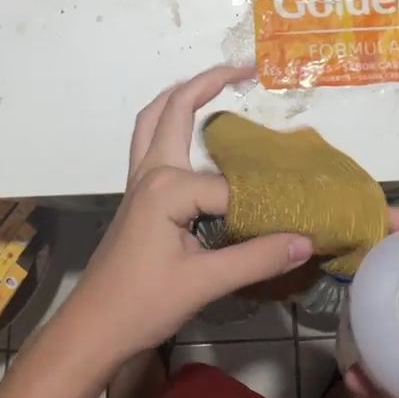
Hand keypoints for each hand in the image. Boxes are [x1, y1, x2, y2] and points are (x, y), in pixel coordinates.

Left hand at [71, 64, 314, 352]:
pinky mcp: (137, 192)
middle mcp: (151, 170)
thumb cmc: (142, 303)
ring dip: (183, 93)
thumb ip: (256, 258)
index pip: (228, 188)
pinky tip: (190, 130)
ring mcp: (139, 178)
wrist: (92, 328)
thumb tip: (306, 240)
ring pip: (155, 117)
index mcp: (167, 186)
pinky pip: (150, 138)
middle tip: (246, 69)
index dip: (258, 208)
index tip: (290, 224)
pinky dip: (169, 119)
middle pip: (176, 107)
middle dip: (209, 81)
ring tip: (217, 82)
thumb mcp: (204, 283)